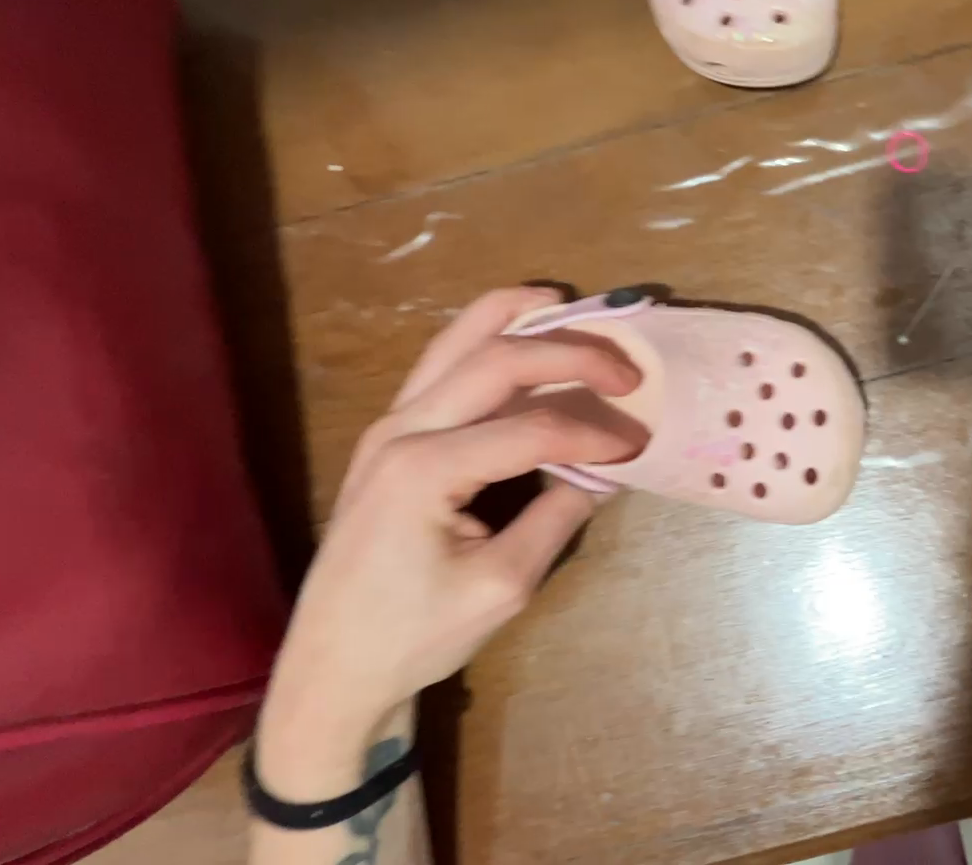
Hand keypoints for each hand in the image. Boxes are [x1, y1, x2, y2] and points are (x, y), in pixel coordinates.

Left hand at [258, 287, 643, 795]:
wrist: (332, 668)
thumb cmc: (415, 634)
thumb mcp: (504, 585)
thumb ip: (560, 516)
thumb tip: (609, 471)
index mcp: (425, 470)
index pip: (533, 429)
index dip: (594, 434)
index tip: (639, 446)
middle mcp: (401, 429)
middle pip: (497, 360)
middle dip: (571, 353)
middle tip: (627, 368)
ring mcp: (389, 424)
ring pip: (457, 342)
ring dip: (517, 317)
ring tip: (569, 302)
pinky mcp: (391, 433)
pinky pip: (442, 363)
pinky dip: (487, 337)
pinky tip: (522, 333)